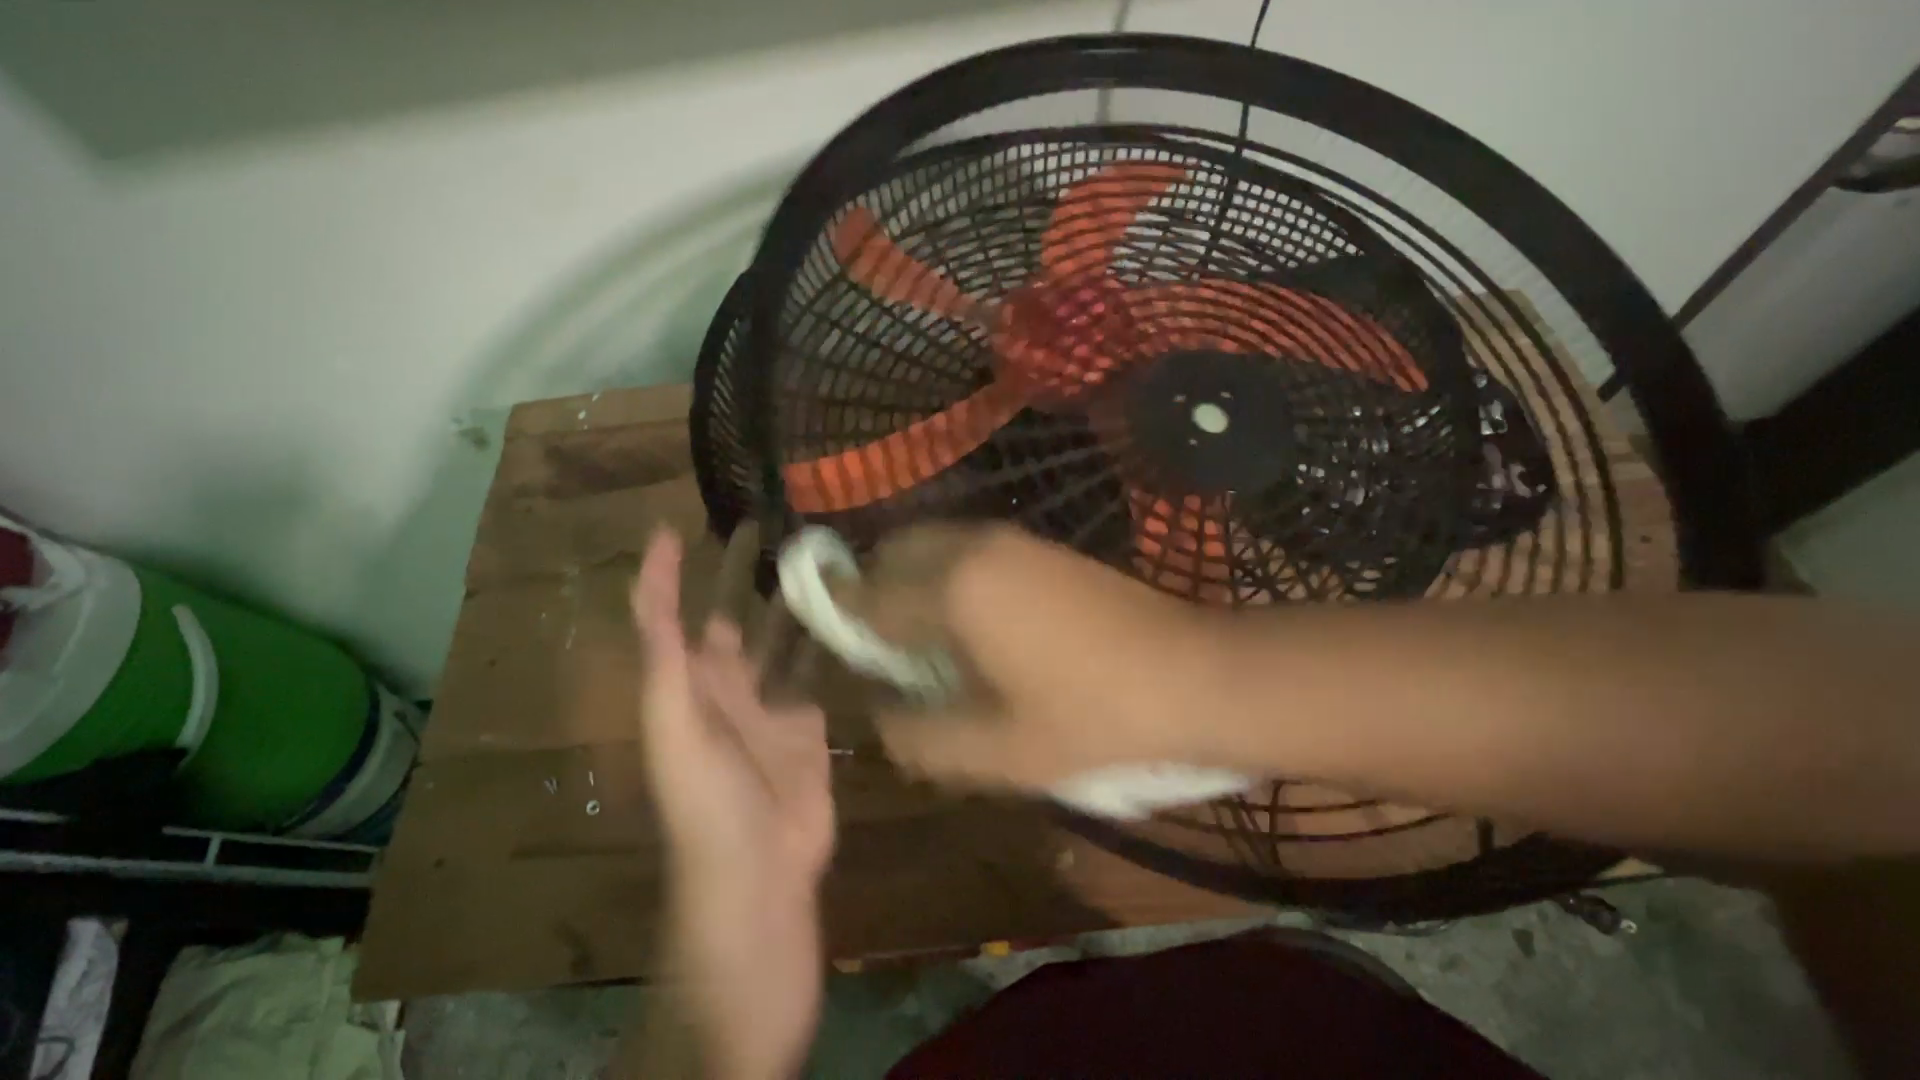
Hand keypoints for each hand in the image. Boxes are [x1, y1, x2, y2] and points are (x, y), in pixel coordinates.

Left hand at [630, 529, 831, 1079]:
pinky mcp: (814, 727)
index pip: (673, 616)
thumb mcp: (674, 726)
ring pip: (785, 641)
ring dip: (798, 604)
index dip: (669, 575)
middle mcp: (729, 688)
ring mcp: (774, 707)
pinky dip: (834, 645)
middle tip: (777, 523)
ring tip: (825, 557)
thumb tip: (654, 582)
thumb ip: (669, 657)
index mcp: (688, 686)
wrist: (759, 873)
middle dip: (748, 576)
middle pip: (737, 619)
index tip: (678, 525)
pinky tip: (858, 613)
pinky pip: (822, 675)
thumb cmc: (705, 800)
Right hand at [852, 524, 1223, 792]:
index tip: (844, 666)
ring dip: (913, 587)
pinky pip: (970, 553)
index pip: (864, 596)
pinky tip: (977, 635)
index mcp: (954, 589)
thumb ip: (921, 738)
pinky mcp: (1045, 548)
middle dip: (873, 597)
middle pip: (892, 555)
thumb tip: (880, 718)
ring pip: (933, 549)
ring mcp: (1014, 541)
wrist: (1199, 677)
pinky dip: (950, 581)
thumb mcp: (999, 752)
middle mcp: (975, 548)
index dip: (843, 629)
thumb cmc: (1096, 719)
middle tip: (886, 660)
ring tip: (931, 652)